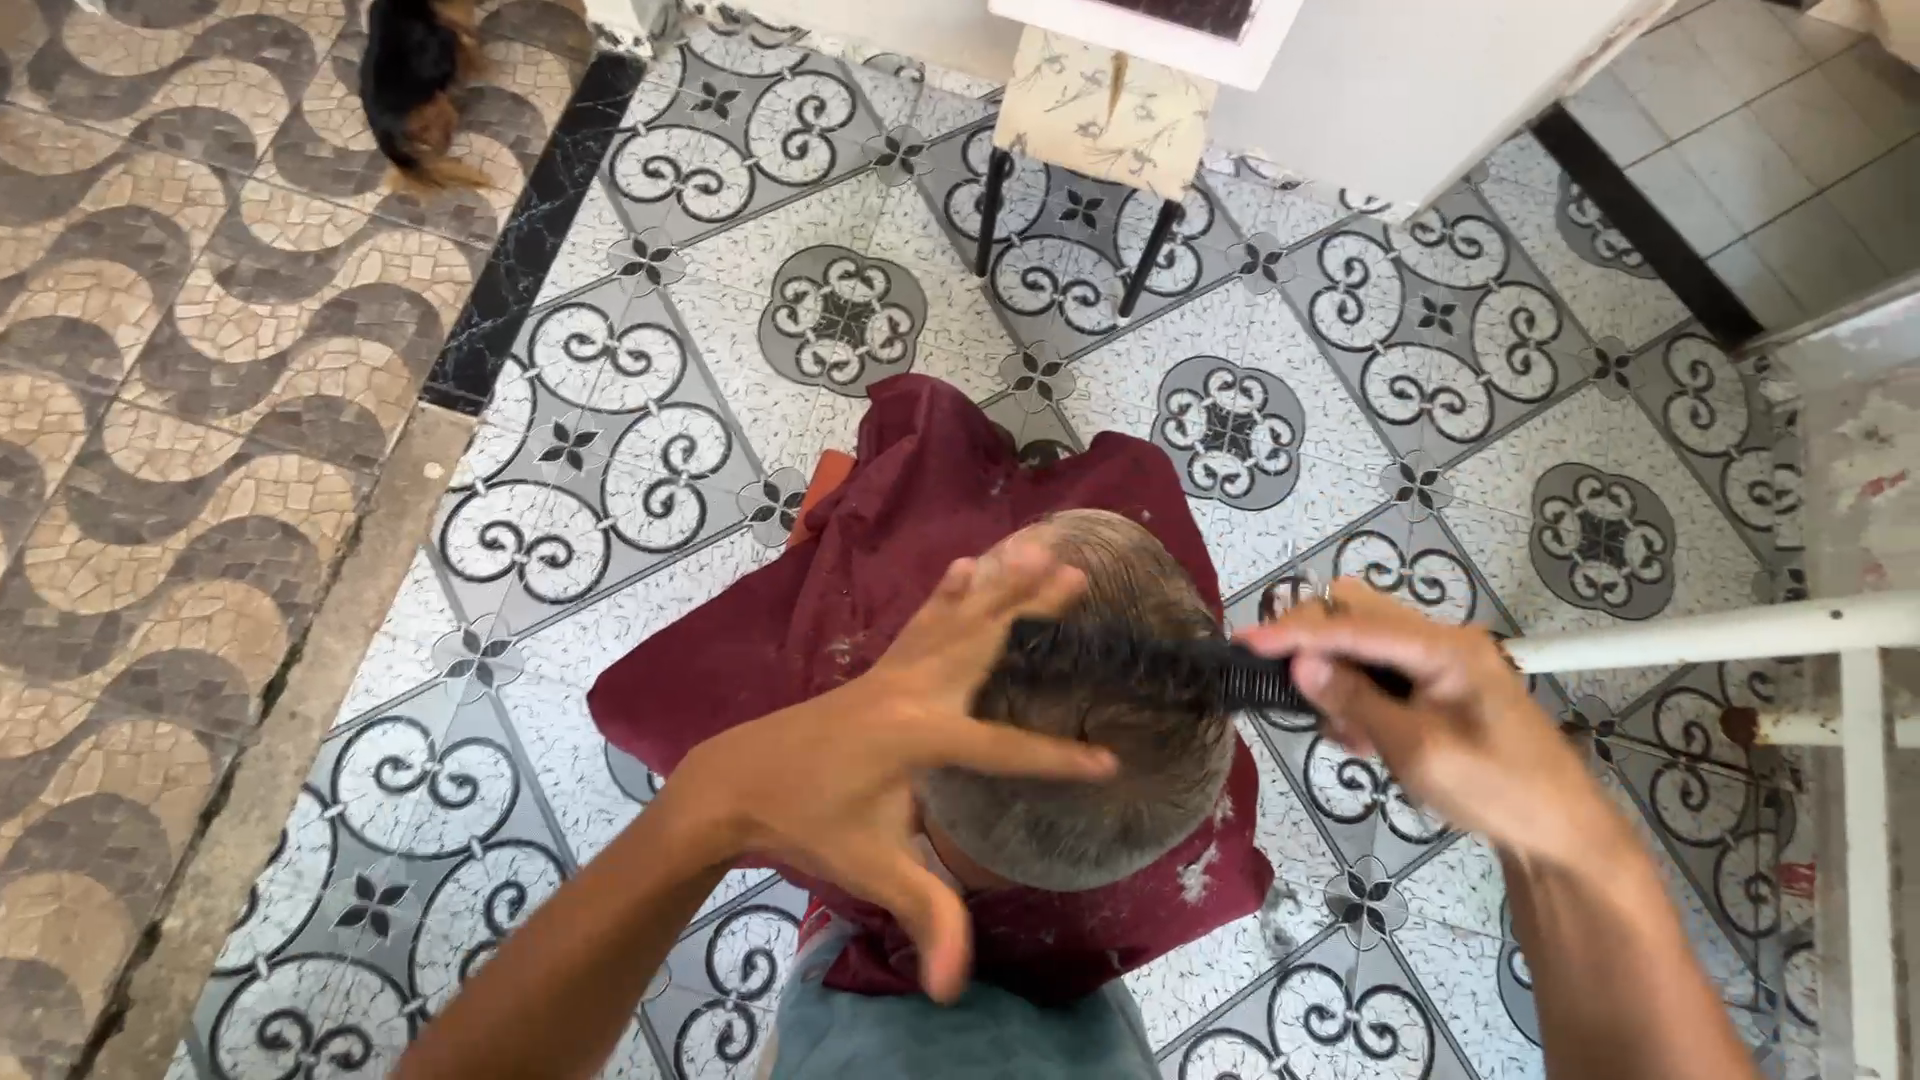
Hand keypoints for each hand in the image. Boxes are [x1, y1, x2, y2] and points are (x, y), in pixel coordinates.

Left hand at [655, 539, 1117, 1002]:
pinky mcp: (880, 667)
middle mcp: (913, 689)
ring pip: (957, 617)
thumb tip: (953, 989)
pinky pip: (922, 619)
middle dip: (1035, 608)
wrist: (737, 780)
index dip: (1057, 760)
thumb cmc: (806, 822)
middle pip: (985, 642)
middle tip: (1079, 572)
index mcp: (919, 737)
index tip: (1110, 762)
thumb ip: (923, 911)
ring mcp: (894, 670)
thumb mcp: (869, 866)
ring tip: (1036, 548)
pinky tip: (965, 565)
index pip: (1004, 749)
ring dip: (1000, 583)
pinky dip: (947, 591)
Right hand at [1238, 578, 1622, 866]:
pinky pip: (1374, 670)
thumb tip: (1300, 663)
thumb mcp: (1419, 752)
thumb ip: (1357, 701)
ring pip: (1359, 639)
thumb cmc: (1499, 792)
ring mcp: (1438, 660)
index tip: (1245, 643)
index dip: (1295, 632)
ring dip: (1335, 674)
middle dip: (1313, 641)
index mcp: (1445, 648)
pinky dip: (1355, 695)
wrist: (1562, 835)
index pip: (1352, 624)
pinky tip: (1365, 737)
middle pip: (1354, 611)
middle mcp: (1440, 640)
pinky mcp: (1433, 683)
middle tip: (1289, 685)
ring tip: (1347, 730)